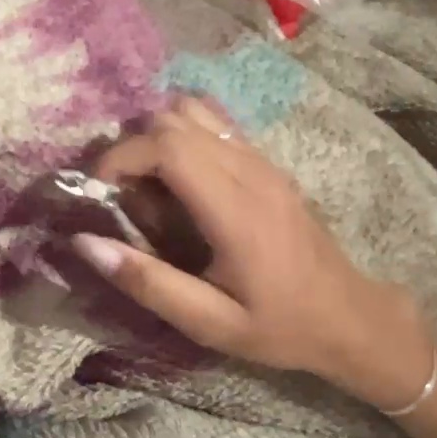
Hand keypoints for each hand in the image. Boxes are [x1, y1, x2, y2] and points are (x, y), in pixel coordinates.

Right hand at [72, 96, 434, 410]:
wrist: (352, 319)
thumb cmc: (280, 326)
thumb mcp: (209, 322)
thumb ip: (147, 281)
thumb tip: (84, 242)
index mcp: (237, 211)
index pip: (169, 146)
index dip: (122, 156)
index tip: (99, 189)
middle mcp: (251, 173)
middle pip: (176, 119)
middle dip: (133, 146)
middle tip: (119, 191)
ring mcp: (263, 162)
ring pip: (195, 111)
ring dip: (157, 135)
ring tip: (146, 181)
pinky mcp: (267, 163)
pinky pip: (215, 123)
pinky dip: (181, 134)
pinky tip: (175, 176)